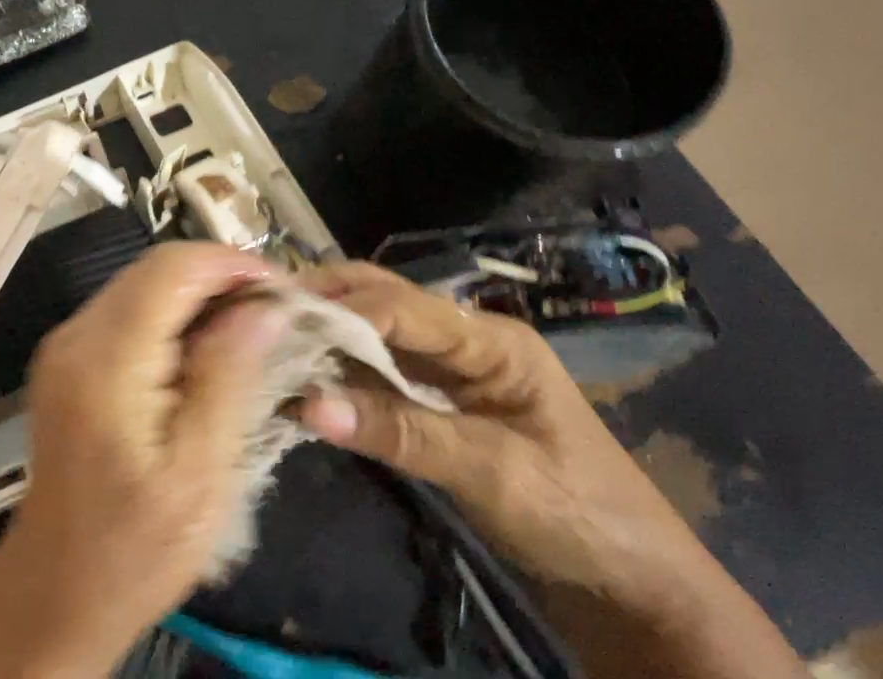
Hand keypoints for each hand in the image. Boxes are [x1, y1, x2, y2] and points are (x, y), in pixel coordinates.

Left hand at [0, 243, 281, 677]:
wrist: (57, 589)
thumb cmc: (136, 549)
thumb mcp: (200, 472)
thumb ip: (228, 377)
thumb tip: (264, 306)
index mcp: (104, 359)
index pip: (170, 269)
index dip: (233, 265)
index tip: (288, 294)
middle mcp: (74, 337)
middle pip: (152, 271)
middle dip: (219, 280)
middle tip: (280, 317)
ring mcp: (64, 349)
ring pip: (139, 289)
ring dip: (198, 299)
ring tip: (255, 337)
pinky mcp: (67, 365)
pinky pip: (125, 318)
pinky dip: (172, 321)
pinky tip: (209, 357)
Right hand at [297, 262, 708, 609]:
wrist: (629, 582)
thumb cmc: (577, 517)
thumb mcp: (491, 473)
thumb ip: (401, 433)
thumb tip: (306, 404)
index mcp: (491, 341)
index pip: (398, 306)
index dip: (335, 310)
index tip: (271, 322)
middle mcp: (464, 340)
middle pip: (380, 299)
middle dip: (319, 302)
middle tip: (253, 317)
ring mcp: (448, 370)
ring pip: (372, 331)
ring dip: (321, 334)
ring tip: (260, 342)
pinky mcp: (435, 401)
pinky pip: (375, 372)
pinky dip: (334, 372)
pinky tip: (297, 382)